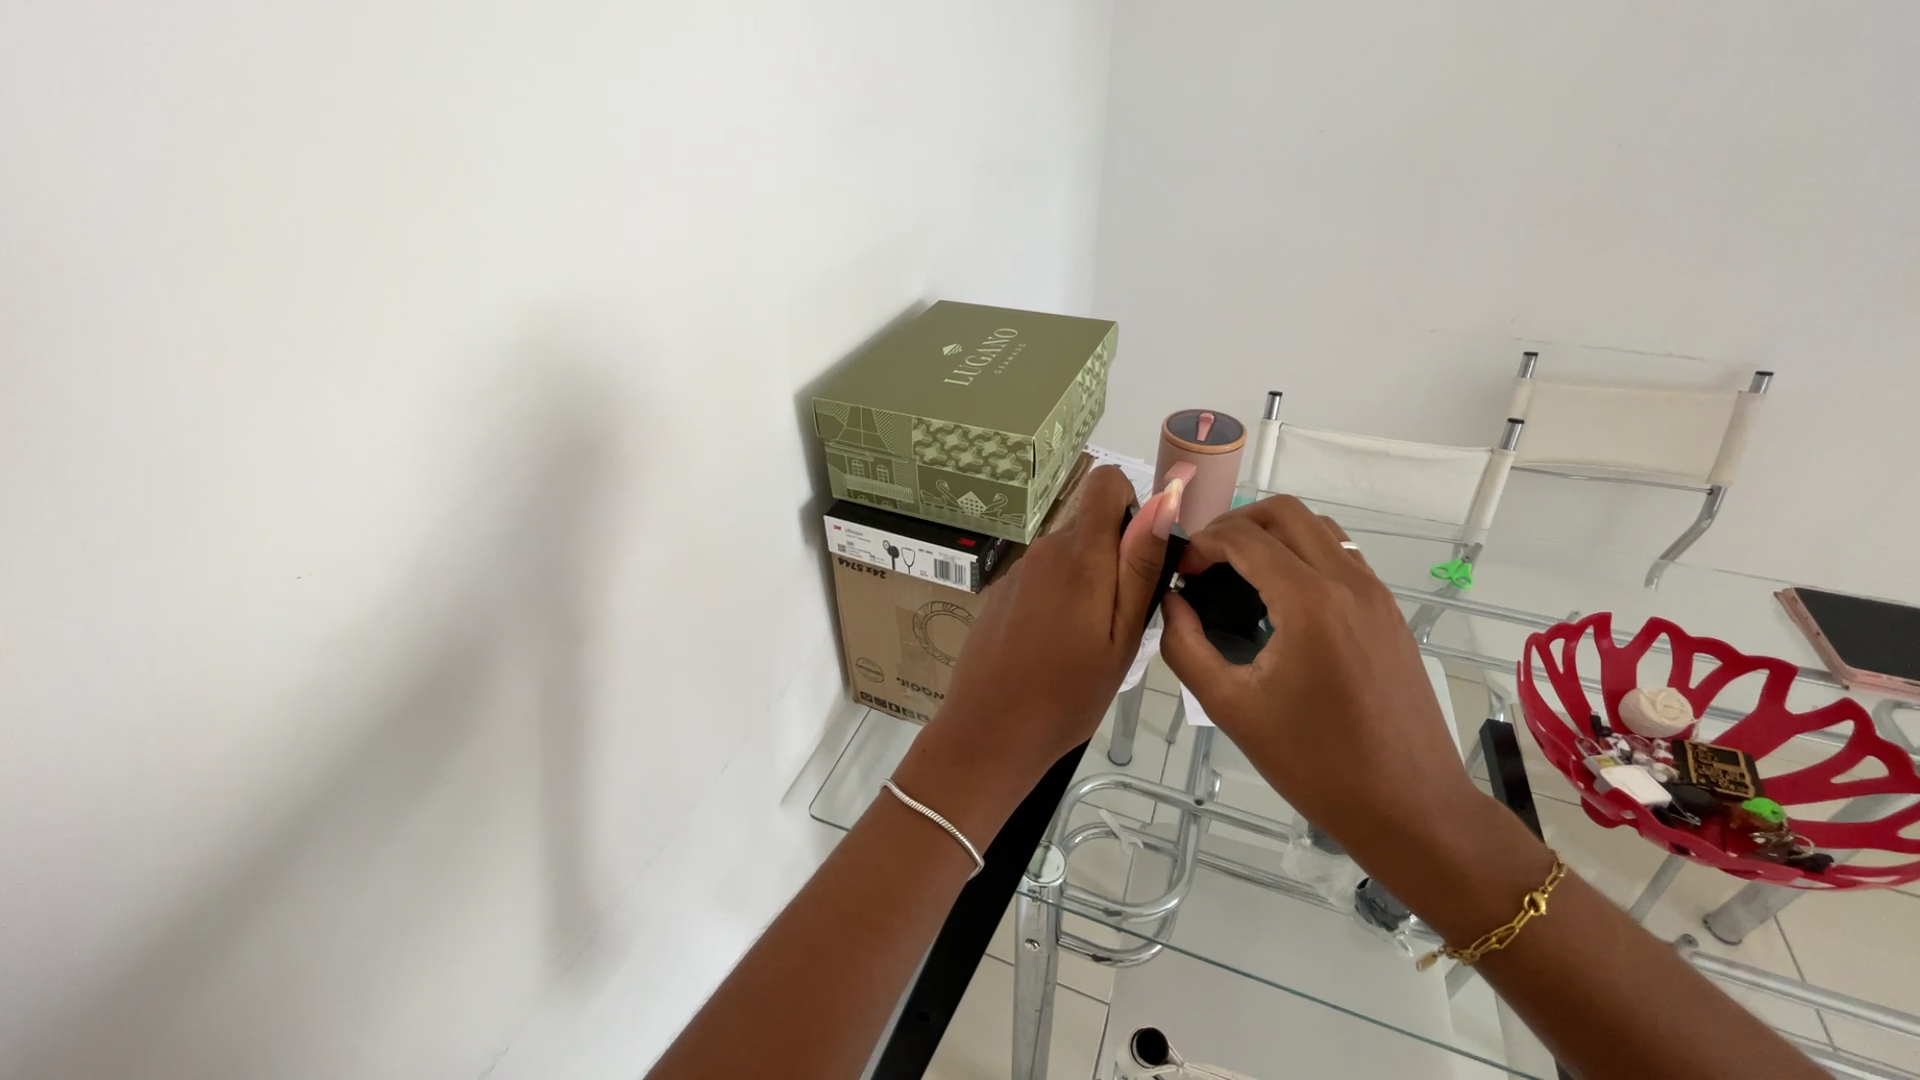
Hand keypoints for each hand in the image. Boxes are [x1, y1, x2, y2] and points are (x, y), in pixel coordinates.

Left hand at [891, 466, 1177, 837]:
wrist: (990, 732)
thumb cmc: (1069, 693)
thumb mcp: (1123, 634)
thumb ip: (1141, 563)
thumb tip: (1166, 496)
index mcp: (1079, 553)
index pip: (1106, 482)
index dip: (1131, 507)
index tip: (1137, 558)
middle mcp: (1043, 550)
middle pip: (1088, 525)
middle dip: (1111, 558)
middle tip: (1115, 622)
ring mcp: (1015, 572)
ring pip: (1064, 556)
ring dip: (1083, 584)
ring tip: (1083, 643)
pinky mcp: (998, 594)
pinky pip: (1039, 579)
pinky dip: (1054, 600)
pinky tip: (1049, 649)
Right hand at [1159, 496, 1479, 860]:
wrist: (1407, 805)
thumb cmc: (1313, 762)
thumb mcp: (1230, 707)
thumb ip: (1185, 646)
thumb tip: (1172, 602)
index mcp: (1309, 602)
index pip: (1245, 537)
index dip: (1203, 543)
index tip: (1182, 572)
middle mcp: (1348, 582)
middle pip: (1286, 512)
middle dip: (1236, 524)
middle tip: (1207, 562)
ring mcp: (1376, 594)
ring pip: (1319, 527)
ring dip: (1273, 534)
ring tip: (1239, 574)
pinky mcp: (1389, 612)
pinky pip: (1342, 556)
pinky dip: (1303, 555)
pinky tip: (1279, 600)